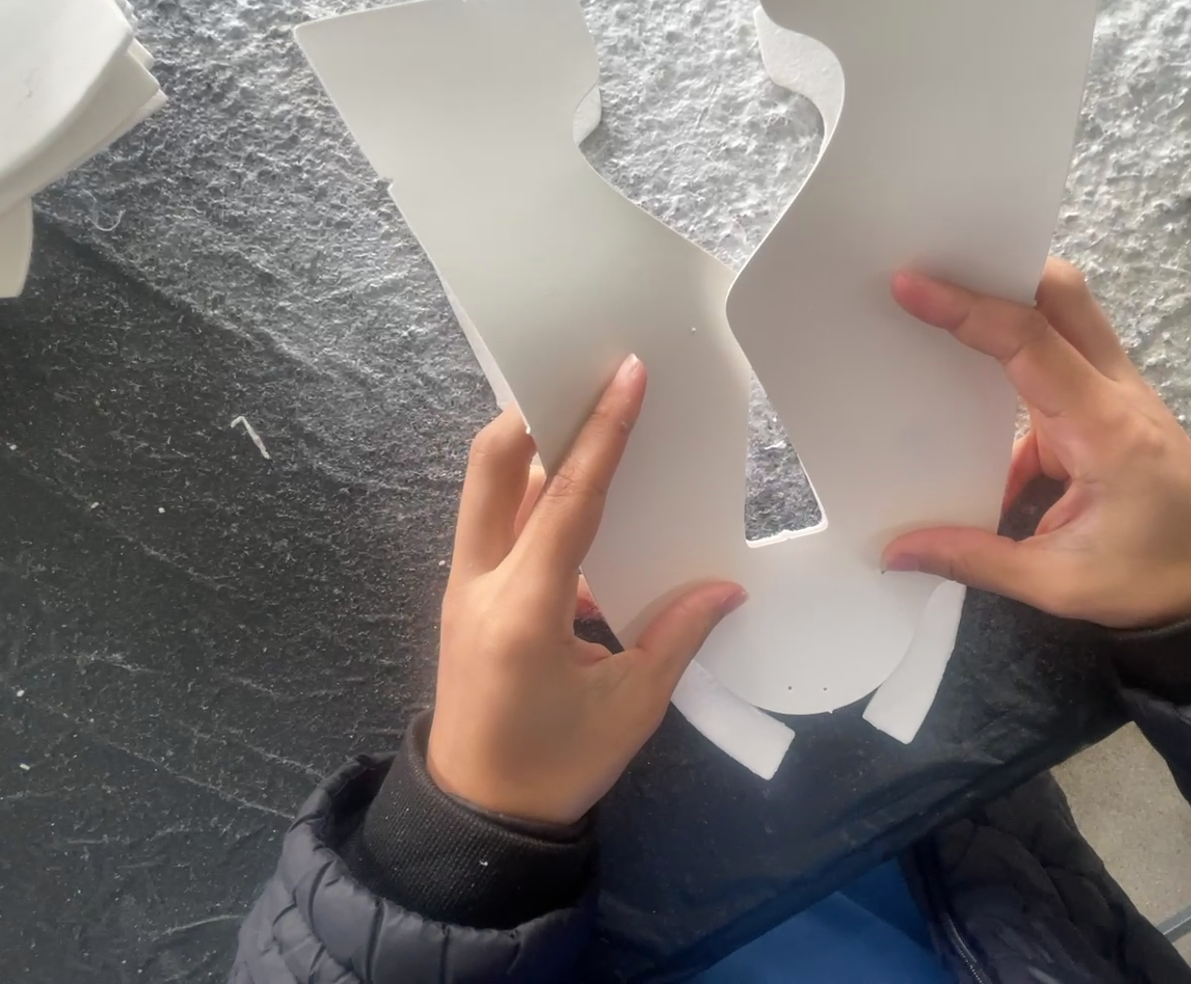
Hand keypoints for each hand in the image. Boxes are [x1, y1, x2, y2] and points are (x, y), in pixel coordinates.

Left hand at [427, 356, 747, 822]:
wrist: (477, 815)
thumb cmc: (556, 765)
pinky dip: (530, 490)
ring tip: (581, 418)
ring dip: (530, 446)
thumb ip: (678, 636)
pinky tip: (573, 493)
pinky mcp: (467, 592)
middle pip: (492, 467)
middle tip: (583, 380)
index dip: (602, 433)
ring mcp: (465, 584)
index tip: (626, 375)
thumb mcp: (631, 706)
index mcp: (525, 611)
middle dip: (532, 411)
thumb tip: (726, 588)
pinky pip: (495, 519)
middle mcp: (482, 582)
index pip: (569, 500)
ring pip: (487, 488)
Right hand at [882, 259, 1190, 629]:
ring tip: (944, 302)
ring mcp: (1114, 393)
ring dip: (1009, 299)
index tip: (911, 285)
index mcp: (1104, 429)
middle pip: (1064, 297)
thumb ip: (974, 560)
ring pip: (1066, 315)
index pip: (1030, 343)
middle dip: (1002, 269)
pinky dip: (1012, 353)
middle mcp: (1114, 393)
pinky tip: (968, 384)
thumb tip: (896, 550)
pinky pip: (1056, 359)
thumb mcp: (1059, 584)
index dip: (967, 309)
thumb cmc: (1158, 579)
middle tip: (940, 265)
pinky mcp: (1104, 407)